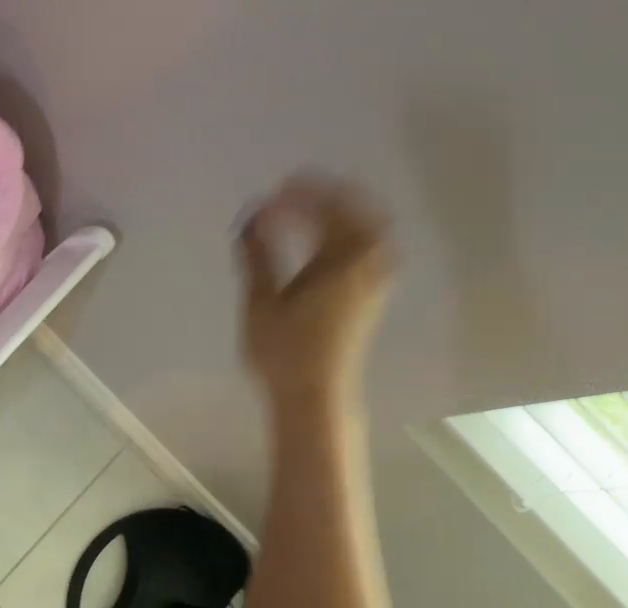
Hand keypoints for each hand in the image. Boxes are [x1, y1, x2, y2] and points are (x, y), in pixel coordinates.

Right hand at [237, 175, 395, 410]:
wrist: (315, 394)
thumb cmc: (285, 352)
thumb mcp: (262, 302)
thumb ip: (257, 257)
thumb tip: (251, 221)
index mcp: (344, 255)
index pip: (324, 208)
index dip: (295, 197)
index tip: (268, 195)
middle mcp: (369, 257)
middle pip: (350, 209)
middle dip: (318, 197)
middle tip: (285, 193)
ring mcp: (376, 274)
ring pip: (361, 226)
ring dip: (332, 213)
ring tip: (300, 212)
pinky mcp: (371, 290)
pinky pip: (363, 244)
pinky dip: (341, 233)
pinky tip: (319, 239)